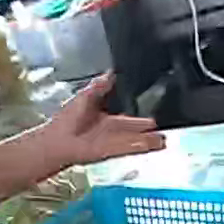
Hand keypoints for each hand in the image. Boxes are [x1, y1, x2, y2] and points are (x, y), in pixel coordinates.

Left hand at [37, 75, 164, 166]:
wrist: (58, 141)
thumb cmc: (67, 120)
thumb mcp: (86, 96)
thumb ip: (100, 86)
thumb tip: (112, 72)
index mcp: (106, 120)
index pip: (128, 119)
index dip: (140, 119)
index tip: (154, 118)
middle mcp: (111, 133)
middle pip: (134, 132)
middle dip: (149, 133)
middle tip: (165, 134)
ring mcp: (111, 143)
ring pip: (134, 141)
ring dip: (149, 142)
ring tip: (164, 142)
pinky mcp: (110, 151)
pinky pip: (128, 147)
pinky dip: (140, 145)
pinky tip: (152, 144)